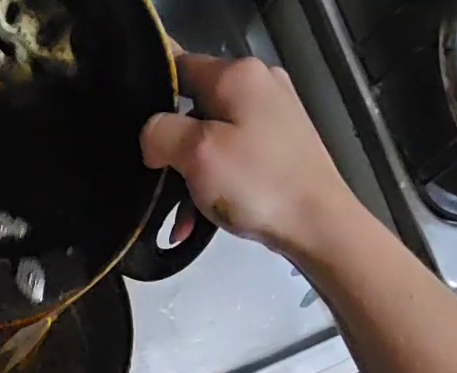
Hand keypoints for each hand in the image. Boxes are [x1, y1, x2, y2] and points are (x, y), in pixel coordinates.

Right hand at [141, 54, 360, 260]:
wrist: (315, 222)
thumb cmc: (255, 183)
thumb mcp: (196, 154)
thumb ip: (162, 133)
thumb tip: (152, 133)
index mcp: (237, 75)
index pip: (180, 67)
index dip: (153, 101)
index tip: (142, 140)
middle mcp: (257, 86)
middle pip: (193, 110)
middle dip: (171, 151)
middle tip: (157, 188)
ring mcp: (270, 116)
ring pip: (208, 141)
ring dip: (187, 180)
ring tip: (178, 219)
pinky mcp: (276, 146)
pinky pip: (228, 160)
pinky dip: (209, 187)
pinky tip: (196, 220)